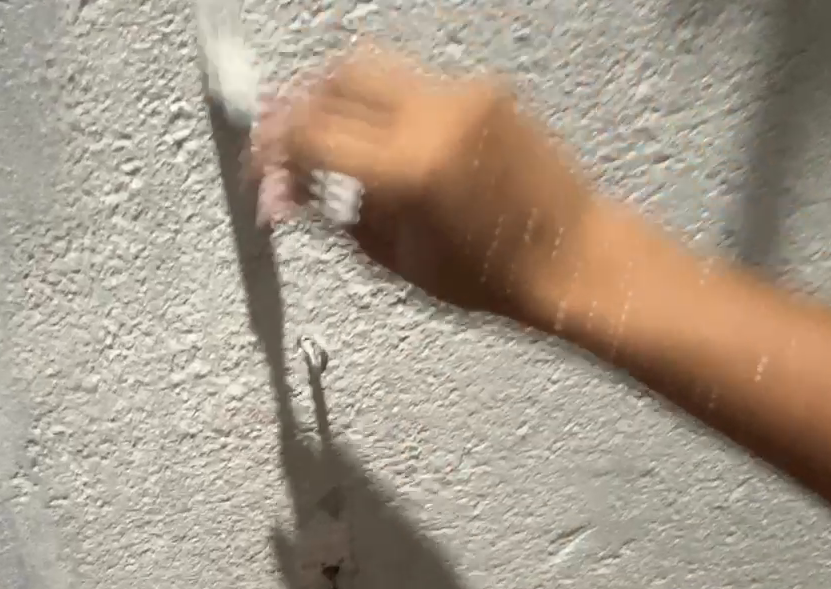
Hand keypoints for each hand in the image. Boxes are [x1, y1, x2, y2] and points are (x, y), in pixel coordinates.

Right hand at [256, 49, 626, 328]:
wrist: (570, 257)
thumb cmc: (491, 277)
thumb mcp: (393, 262)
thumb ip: (334, 218)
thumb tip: (289, 196)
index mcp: (409, 167)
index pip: (311, 131)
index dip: (272, 149)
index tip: (260, 169)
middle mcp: (436, 114)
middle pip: (337, 76)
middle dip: (297, 106)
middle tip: (280, 144)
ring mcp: (465, 94)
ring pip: (374, 69)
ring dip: (336, 101)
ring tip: (323, 146)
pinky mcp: (484, 91)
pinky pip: (411, 84)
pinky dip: (378, 108)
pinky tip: (374, 147)